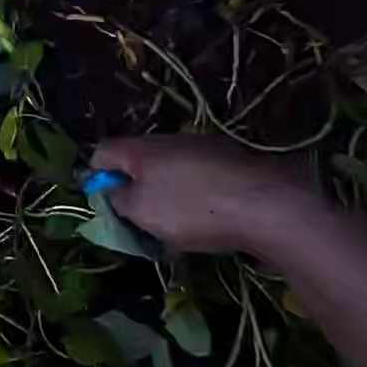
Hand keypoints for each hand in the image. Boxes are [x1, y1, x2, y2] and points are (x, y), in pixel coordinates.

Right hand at [89, 135, 341, 258]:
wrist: (271, 206)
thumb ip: (118, 198)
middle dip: (133, 188)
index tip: (105, 203)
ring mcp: (203, 147)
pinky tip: (208, 219)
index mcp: (141, 148)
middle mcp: (169, 139)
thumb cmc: (194, 209)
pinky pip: (198, 176)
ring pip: (169, 169)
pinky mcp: (231, 161)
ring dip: (165, 193)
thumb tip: (114, 189)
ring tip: (176, 227)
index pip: (102, 151)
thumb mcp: (142, 211)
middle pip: (137, 160)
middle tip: (140, 220)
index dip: (96, 176)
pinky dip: (194, 194)